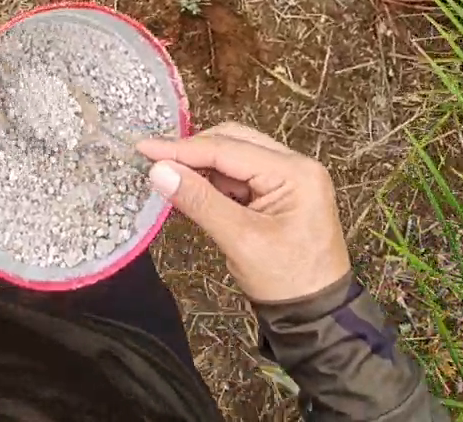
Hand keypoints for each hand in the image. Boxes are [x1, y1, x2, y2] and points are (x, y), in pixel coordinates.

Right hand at [137, 122, 350, 302]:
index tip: (145, 148)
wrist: (317, 319)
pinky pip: (238, 175)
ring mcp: (289, 177)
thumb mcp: (239, 241)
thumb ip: (199, 200)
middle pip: (232, 142)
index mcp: (294, 172)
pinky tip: (192, 191)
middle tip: (156, 162)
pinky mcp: (279, 191)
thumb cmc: (286, 282)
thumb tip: (158, 170)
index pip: (227, 149)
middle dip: (193, 152)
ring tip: (171, 179)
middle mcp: (295, 165)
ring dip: (202, 167)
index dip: (182, 149)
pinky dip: (213, 181)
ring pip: (232, 156)